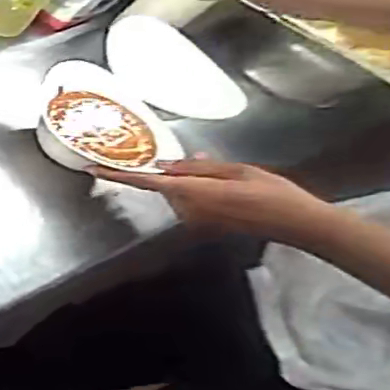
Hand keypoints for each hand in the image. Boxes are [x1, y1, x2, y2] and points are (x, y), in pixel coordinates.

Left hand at [95, 156, 339, 244]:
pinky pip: (189, 204)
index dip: (116, 175)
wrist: (297, 223)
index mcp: (190, 191)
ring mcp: (192, 220)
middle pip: (164, 186)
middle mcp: (184, 208)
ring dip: (191, 185)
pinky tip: (228, 193)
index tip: (92, 169)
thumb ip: (198, 167)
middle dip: (177, 175)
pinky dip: (199, 194)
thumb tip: (165, 164)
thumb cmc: (272, 193)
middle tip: (208, 168)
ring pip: (178, 195)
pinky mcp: (202, 226)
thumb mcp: (237, 170)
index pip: (143, 181)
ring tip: (229, 183)